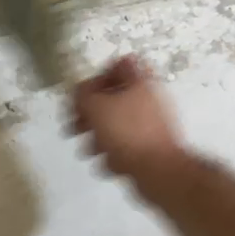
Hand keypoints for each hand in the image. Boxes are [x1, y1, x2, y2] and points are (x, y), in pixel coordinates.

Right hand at [71, 56, 185, 179]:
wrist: (159, 171)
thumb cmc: (126, 133)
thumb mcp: (96, 107)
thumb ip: (82, 94)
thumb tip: (80, 91)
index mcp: (141, 80)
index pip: (119, 64)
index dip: (98, 77)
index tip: (83, 96)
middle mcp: (151, 97)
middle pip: (114, 97)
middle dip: (91, 114)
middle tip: (75, 127)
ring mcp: (154, 123)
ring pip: (118, 123)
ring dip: (99, 136)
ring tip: (89, 151)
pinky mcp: (153, 146)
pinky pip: (128, 143)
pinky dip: (115, 151)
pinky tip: (109, 164)